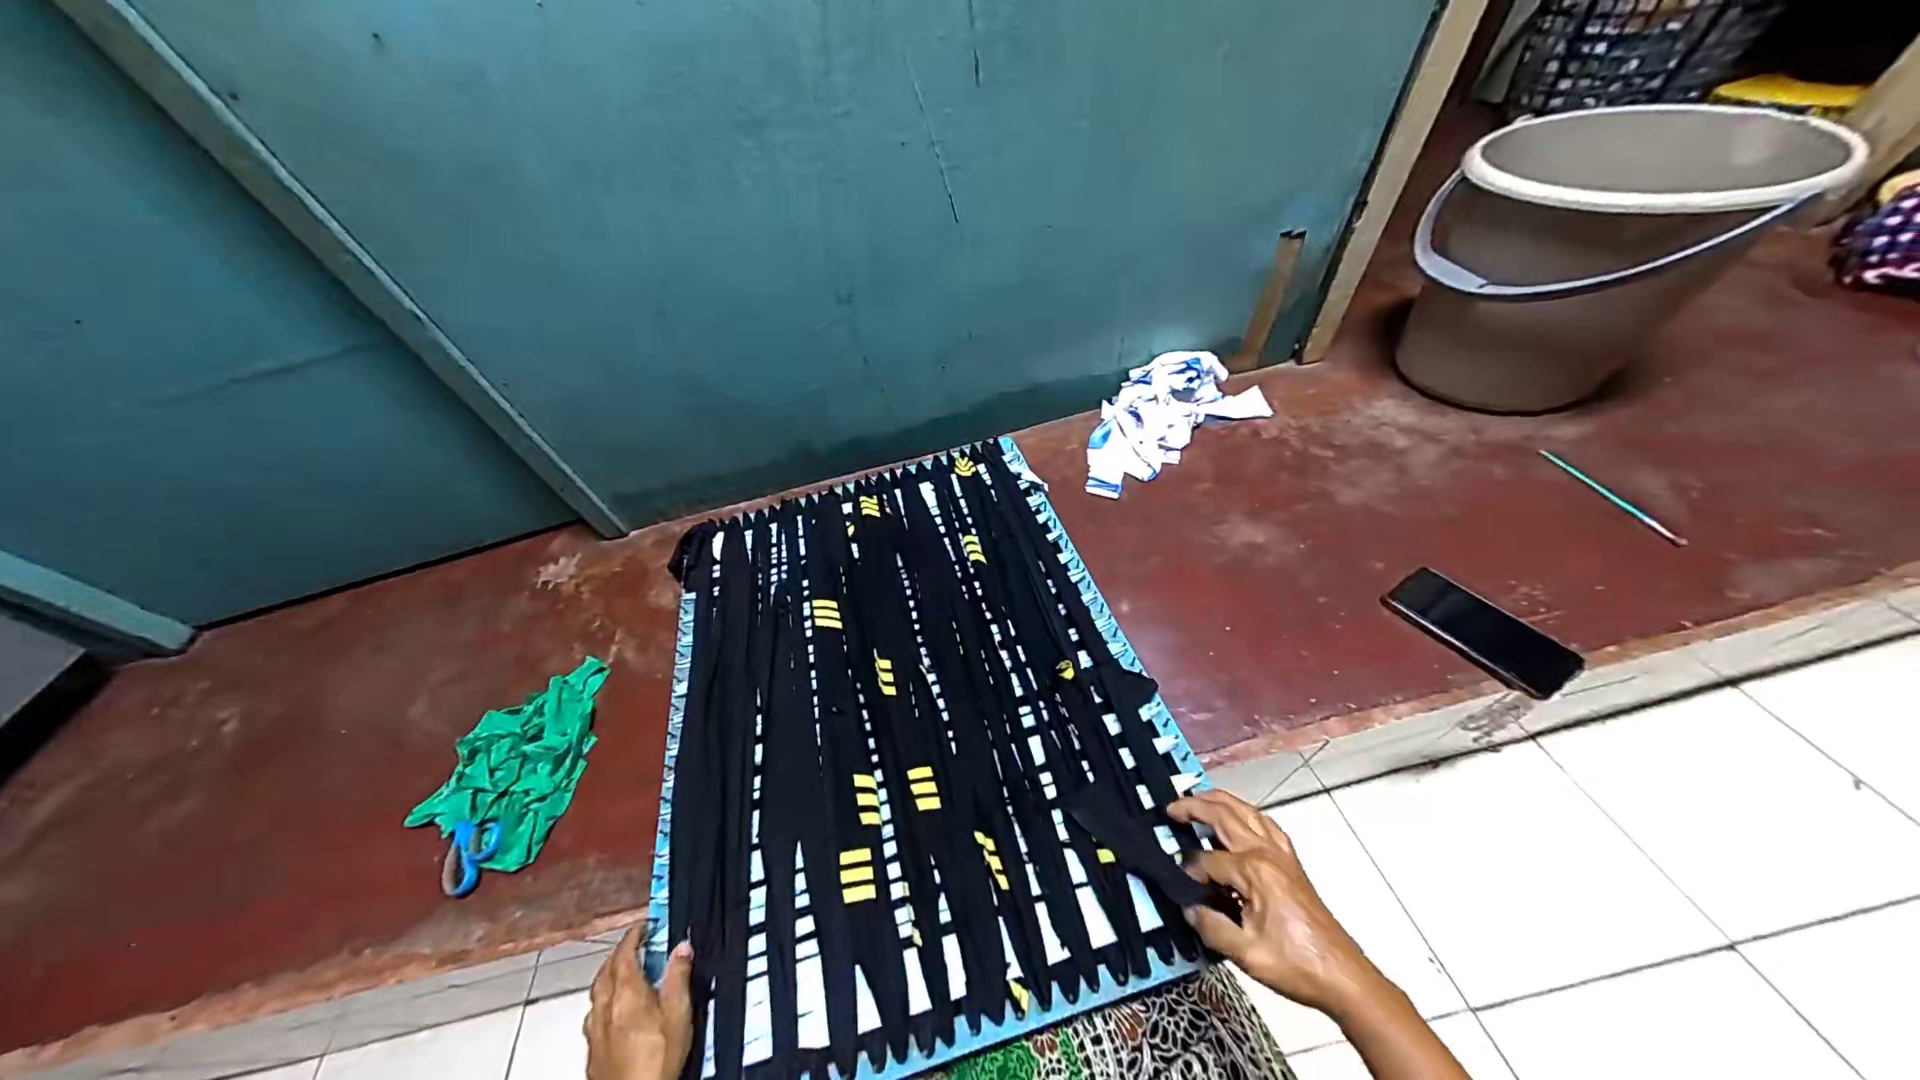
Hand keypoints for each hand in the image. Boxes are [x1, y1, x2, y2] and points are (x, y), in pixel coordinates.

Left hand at [585, 925, 694, 1079]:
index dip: (632, 937)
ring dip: (608, 977)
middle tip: (633, 946)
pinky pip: (594, 1015)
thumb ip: (679, 976)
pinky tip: (613, 1013)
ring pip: (596, 994)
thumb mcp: (679, 1012)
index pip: (624, 955)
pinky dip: (603, 1002)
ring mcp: (595, 1031)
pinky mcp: (593, 1052)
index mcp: (627, 993)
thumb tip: (682, 946)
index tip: (643, 927)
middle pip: (604, 972)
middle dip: (617, 955)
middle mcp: (605, 1008)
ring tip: (622, 974)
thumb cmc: (658, 1056)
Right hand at [1168, 790, 1377, 1016]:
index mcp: (1254, 871)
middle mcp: (1266, 853)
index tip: (1183, 888)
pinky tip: (1238, 817)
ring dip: (1218, 800)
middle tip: (1171, 809)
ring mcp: (1281, 854)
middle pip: (1224, 814)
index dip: (1190, 872)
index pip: (1207, 861)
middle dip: (1193, 807)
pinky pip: (1265, 823)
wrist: (1343, 976)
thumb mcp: (1247, 954)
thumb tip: (1188, 908)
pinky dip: (1245, 812)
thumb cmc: (1297, 965)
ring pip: (1245, 810)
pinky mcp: (1291, 861)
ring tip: (1197, 799)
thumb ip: (1211, 927)